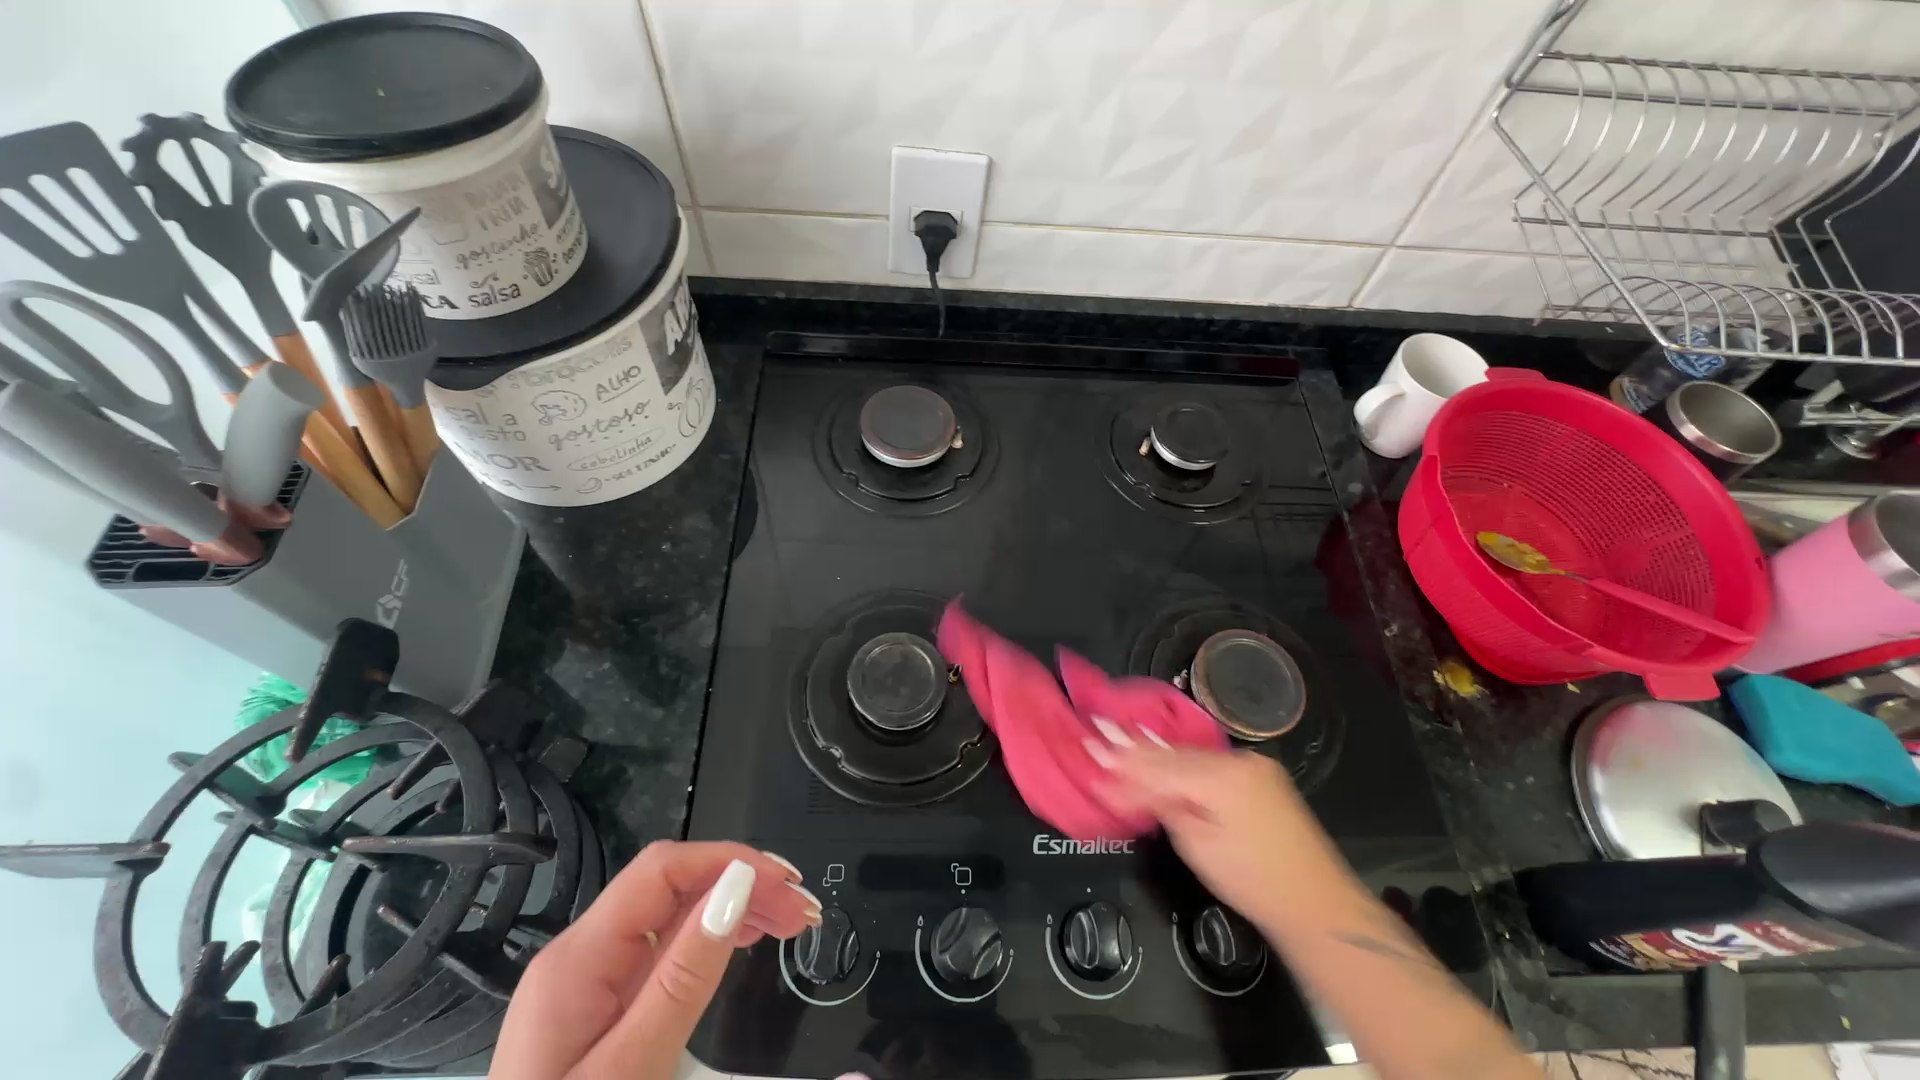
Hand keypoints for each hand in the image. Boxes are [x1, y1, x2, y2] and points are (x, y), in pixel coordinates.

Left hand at [490, 840, 822, 1079]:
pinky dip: (710, 936)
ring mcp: (588, 979)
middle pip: (670, 885)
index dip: (731, 861)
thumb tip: (737, 884)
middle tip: (803, 913)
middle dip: (741, 883)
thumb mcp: (634, 1067)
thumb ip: (685, 976)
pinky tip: (742, 943)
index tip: (789, 887)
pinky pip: (662, 948)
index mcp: (579, 958)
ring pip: (671, 912)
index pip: (662, 869)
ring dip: (732, 906)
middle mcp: (580, 953)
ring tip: (788, 924)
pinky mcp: (599, 1004)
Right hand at [1094, 744, 1335, 926]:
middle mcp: (1236, 761)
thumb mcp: (1195, 845)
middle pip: (1174, 753)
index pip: (1158, 764)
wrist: (1316, 902)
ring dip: (1157, 753)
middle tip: (1097, 733)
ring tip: (1120, 738)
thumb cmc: (1251, 880)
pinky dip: (1183, 762)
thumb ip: (1161, 804)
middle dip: (1134, 748)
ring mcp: (1253, 766)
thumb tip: (1126, 785)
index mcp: (1219, 776)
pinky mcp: (1261, 777)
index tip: (1090, 745)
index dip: (1123, 758)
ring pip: (1192, 755)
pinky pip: (1210, 762)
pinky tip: (1162, 756)